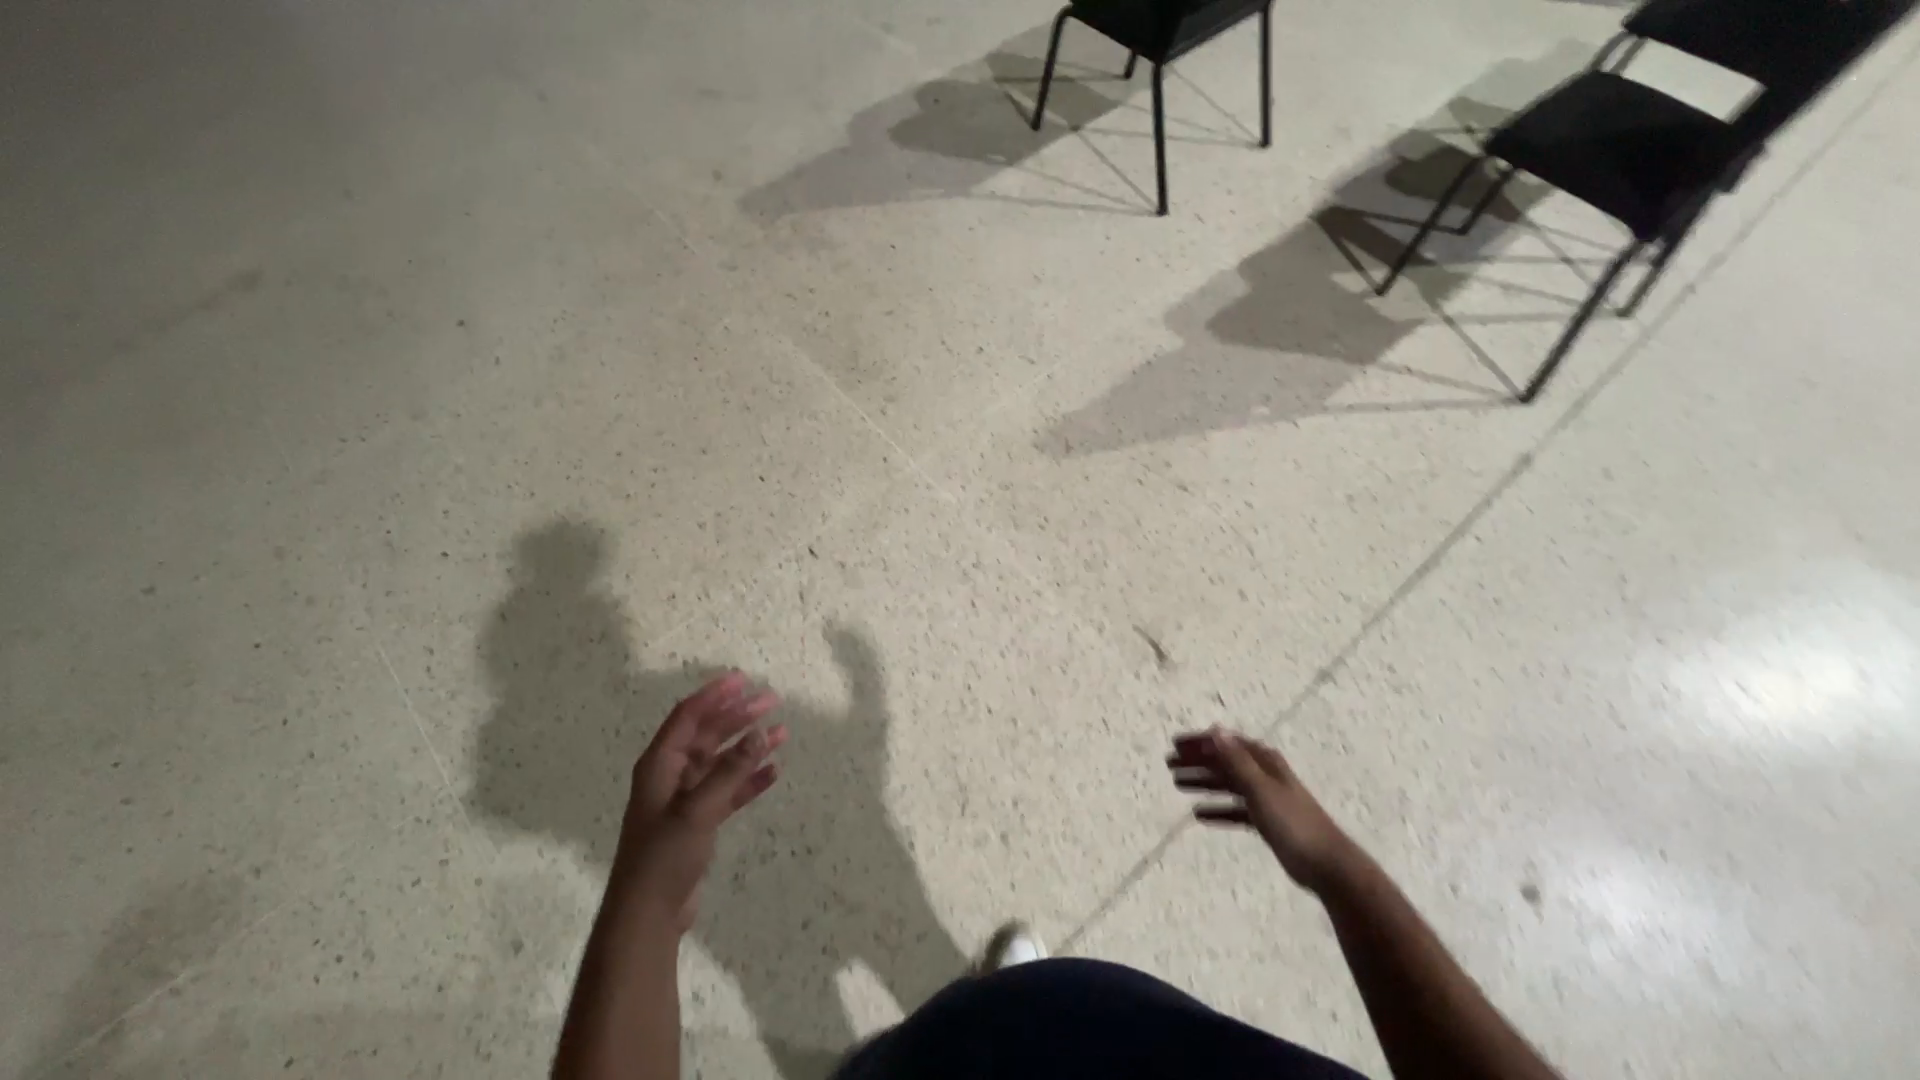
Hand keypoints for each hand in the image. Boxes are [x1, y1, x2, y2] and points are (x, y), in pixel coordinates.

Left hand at [614, 672, 787, 932]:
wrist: (649, 913)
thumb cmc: (664, 856)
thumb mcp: (698, 810)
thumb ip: (730, 771)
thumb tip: (760, 732)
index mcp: (660, 765)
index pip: (688, 717)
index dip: (714, 695)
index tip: (743, 679)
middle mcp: (671, 775)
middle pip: (707, 734)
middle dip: (738, 716)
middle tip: (771, 700)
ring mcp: (686, 799)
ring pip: (721, 762)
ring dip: (749, 746)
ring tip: (782, 731)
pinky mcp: (700, 822)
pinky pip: (729, 790)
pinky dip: (749, 780)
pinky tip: (774, 772)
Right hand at [1168, 728, 1356, 892]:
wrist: (1327, 864)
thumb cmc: (1293, 823)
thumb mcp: (1260, 789)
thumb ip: (1236, 761)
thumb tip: (1215, 730)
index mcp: (1264, 762)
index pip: (1227, 744)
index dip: (1201, 742)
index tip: (1175, 745)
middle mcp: (1264, 775)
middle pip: (1225, 762)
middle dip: (1198, 761)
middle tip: (1170, 764)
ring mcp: (1266, 799)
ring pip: (1228, 784)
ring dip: (1204, 782)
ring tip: (1177, 784)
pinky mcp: (1267, 822)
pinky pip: (1235, 809)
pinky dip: (1218, 809)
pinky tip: (1199, 815)